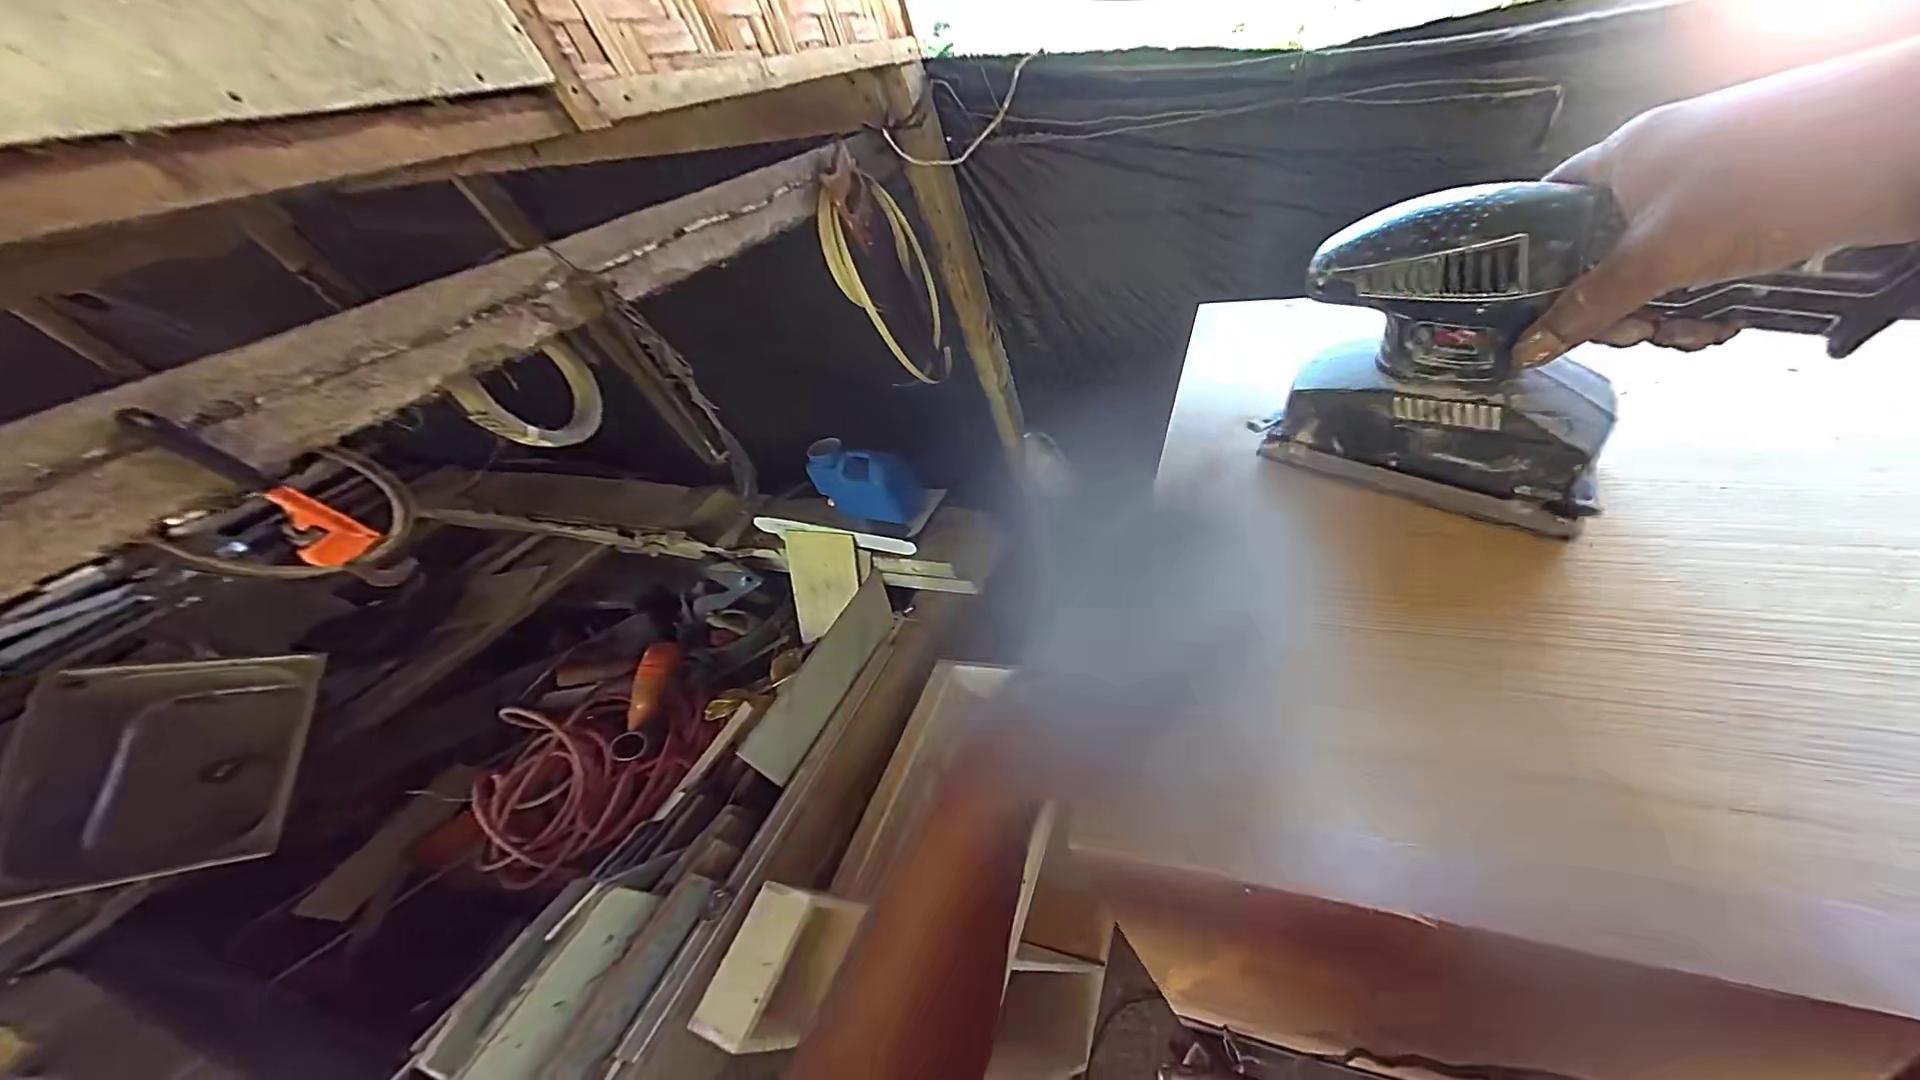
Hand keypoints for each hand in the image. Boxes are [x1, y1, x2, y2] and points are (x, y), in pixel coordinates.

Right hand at [1515, 38, 1919, 366]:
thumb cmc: (1789, 167)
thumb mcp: (1661, 254)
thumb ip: (1586, 308)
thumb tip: (1529, 347)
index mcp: (1619, 160)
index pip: (1539, 212)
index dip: (1522, 262)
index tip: (1519, 306)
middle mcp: (1656, 174)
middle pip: (1590, 259)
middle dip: (1601, 307)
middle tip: (1615, 332)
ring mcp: (1705, 195)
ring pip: (1643, 274)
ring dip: (1653, 315)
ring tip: (1676, 334)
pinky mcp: (1749, 217)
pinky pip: (1692, 274)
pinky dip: (1697, 307)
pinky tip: (1712, 325)